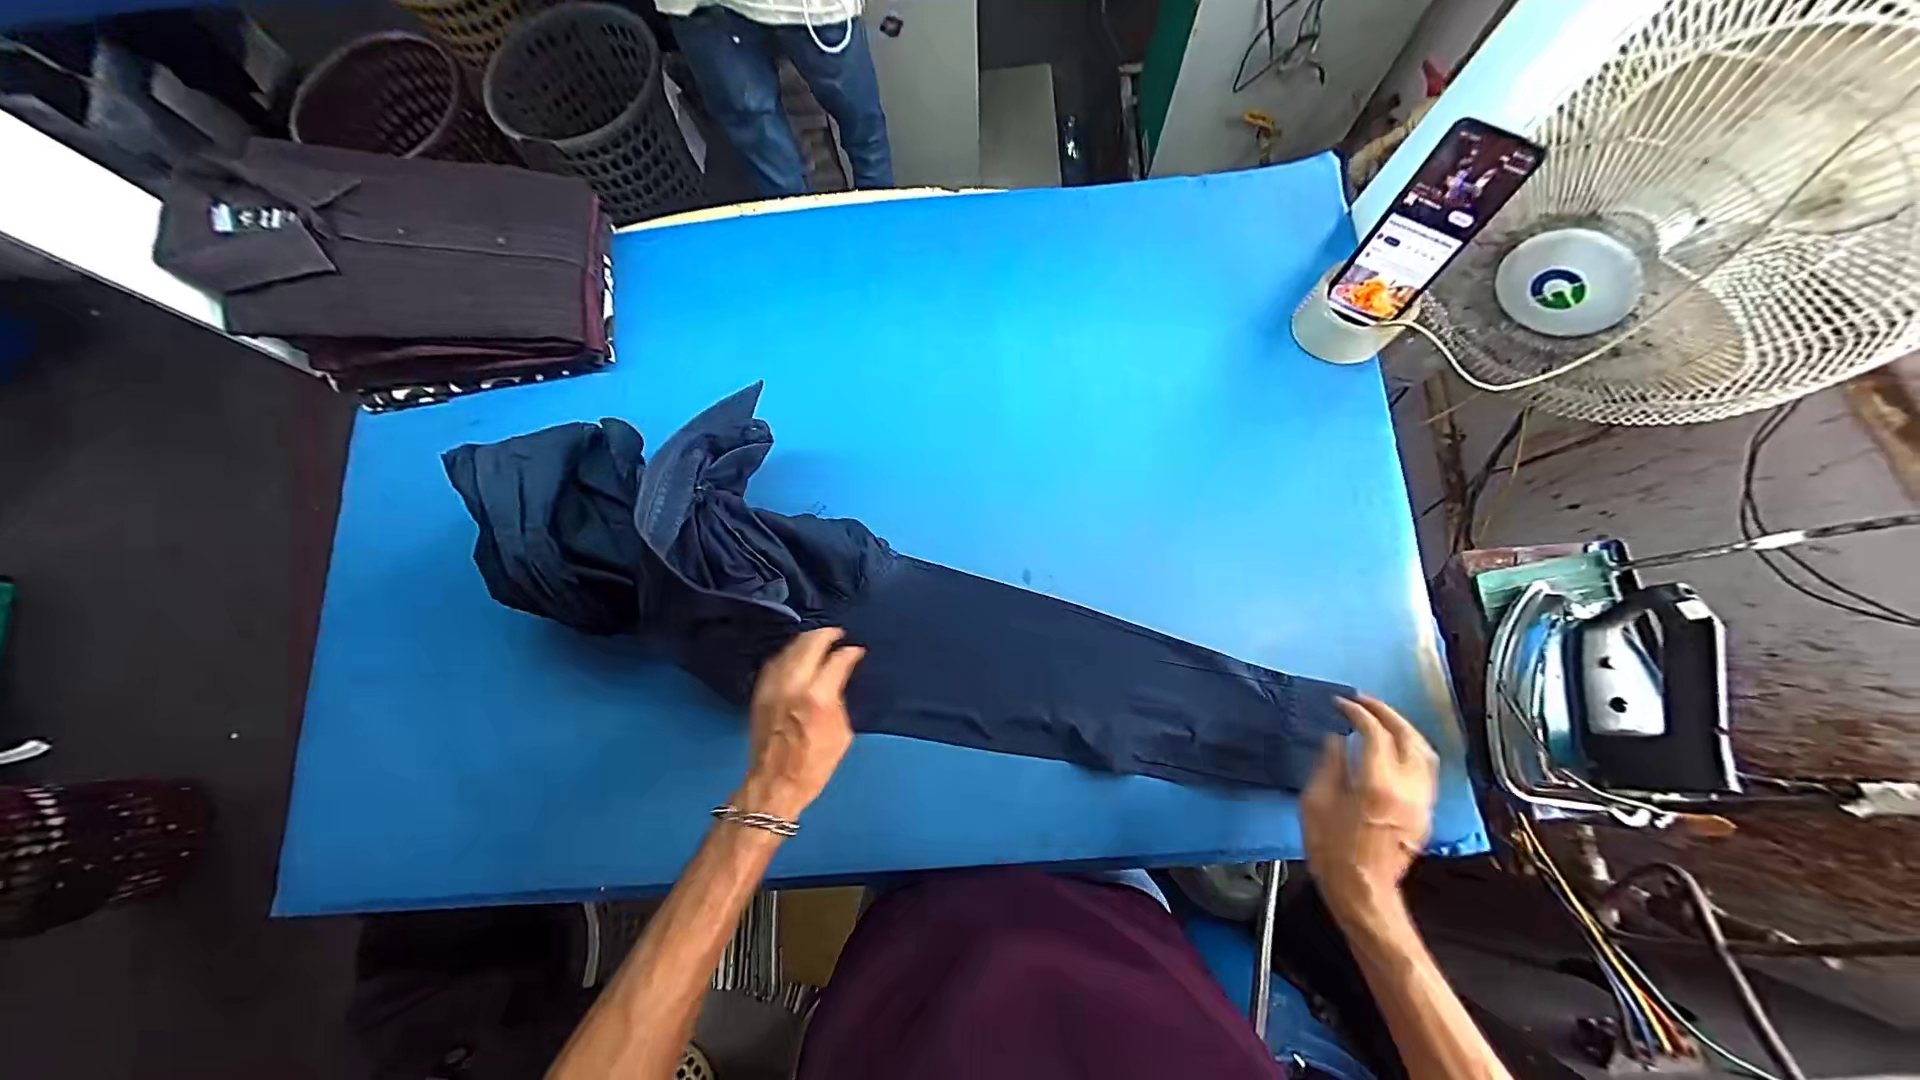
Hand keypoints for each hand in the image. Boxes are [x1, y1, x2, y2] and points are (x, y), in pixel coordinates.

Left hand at [734, 627, 865, 821]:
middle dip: (827, 635)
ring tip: (819, 638)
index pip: (837, 659)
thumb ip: (840, 699)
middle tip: (838, 634)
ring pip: (790, 648)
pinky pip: (775, 661)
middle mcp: (793, 684)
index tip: (857, 651)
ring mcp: (773, 686)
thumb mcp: (841, 733)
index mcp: (817, 696)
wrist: (774, 784)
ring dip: (806, 640)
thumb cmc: (814, 764)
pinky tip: (796, 654)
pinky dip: (789, 653)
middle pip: (810, 643)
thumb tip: (839, 679)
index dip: (850, 652)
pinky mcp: (760, 692)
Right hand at [1301, 695, 1438, 922]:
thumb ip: (1330, 764)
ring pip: (1425, 752)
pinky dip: (1410, 748)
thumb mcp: (1316, 801)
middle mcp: (1407, 789)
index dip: (1356, 712)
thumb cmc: (1329, 848)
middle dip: (1385, 713)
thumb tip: (1338, 740)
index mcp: (1377, 784)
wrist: (1361, 890)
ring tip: (1380, 717)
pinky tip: (1392, 745)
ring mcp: (1421, 801)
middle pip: (1407, 736)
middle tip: (1361, 700)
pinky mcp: (1425, 812)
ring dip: (1403, 728)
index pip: (1375, 733)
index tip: (1339, 704)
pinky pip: (1425, 770)